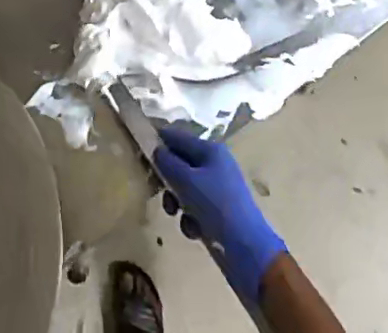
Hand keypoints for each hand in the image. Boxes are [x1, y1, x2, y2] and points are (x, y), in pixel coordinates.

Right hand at [153, 129, 286, 286]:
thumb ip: (167, 162)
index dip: (156, 141)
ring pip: (184, 186)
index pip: (175, 136)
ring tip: (175, 213)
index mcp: (210, 150)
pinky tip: (193, 229)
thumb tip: (155, 151)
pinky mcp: (218, 211)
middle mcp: (214, 165)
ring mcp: (217, 189)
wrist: (249, 251)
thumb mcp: (187, 180)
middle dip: (166, 177)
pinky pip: (194, 206)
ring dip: (176, 200)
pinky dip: (189, 217)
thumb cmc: (217, 206)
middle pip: (179, 162)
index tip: (138, 152)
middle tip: (154, 188)